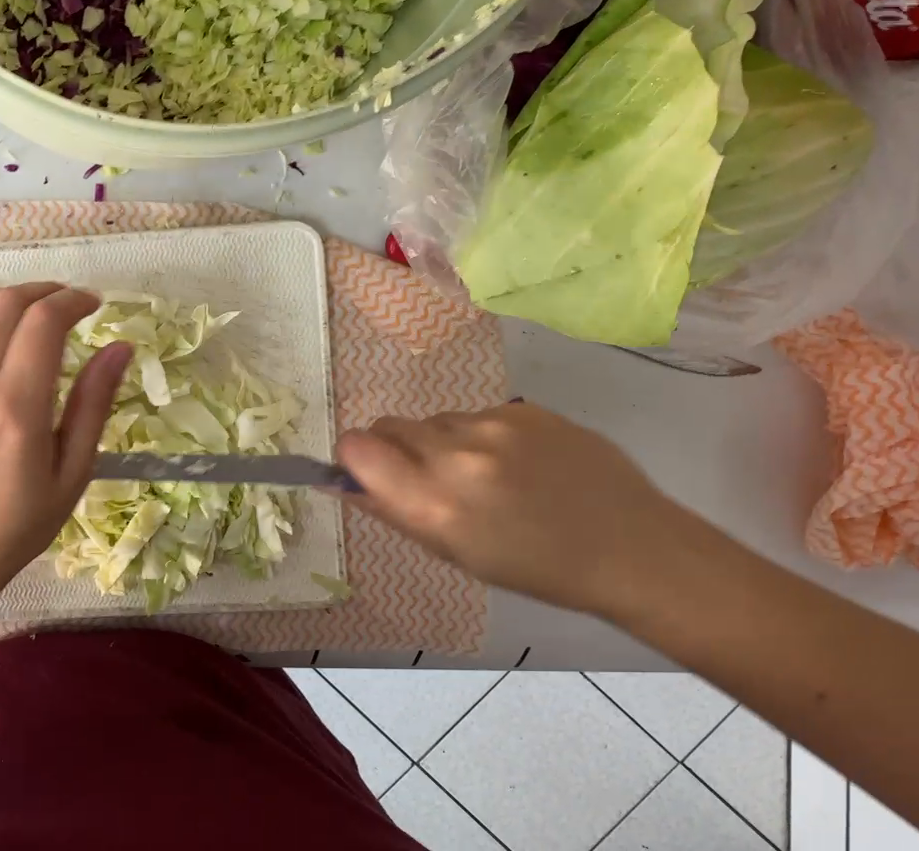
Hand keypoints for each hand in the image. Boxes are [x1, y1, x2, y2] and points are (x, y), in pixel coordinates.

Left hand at [0, 282, 131, 608]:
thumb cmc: (15, 524)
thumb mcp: (71, 474)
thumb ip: (93, 404)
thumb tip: (120, 347)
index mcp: (17, 407)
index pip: (45, 321)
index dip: (73, 301)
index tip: (93, 305)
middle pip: (8, 304)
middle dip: (45, 292)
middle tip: (67, 304)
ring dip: (6, 294)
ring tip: (30, 304)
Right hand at [335, 402, 698, 618]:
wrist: (638, 552)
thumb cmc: (537, 568)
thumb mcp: (453, 553)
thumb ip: (390, 510)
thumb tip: (340, 481)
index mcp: (434, 503)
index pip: (356, 447)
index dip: (357, 459)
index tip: (374, 476)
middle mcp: (456, 456)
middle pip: (387, 426)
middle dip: (395, 450)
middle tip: (430, 480)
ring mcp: (494, 427)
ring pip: (433, 421)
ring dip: (441, 443)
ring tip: (487, 475)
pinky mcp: (526, 410)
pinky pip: (475, 414)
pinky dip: (482, 436)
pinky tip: (519, 464)